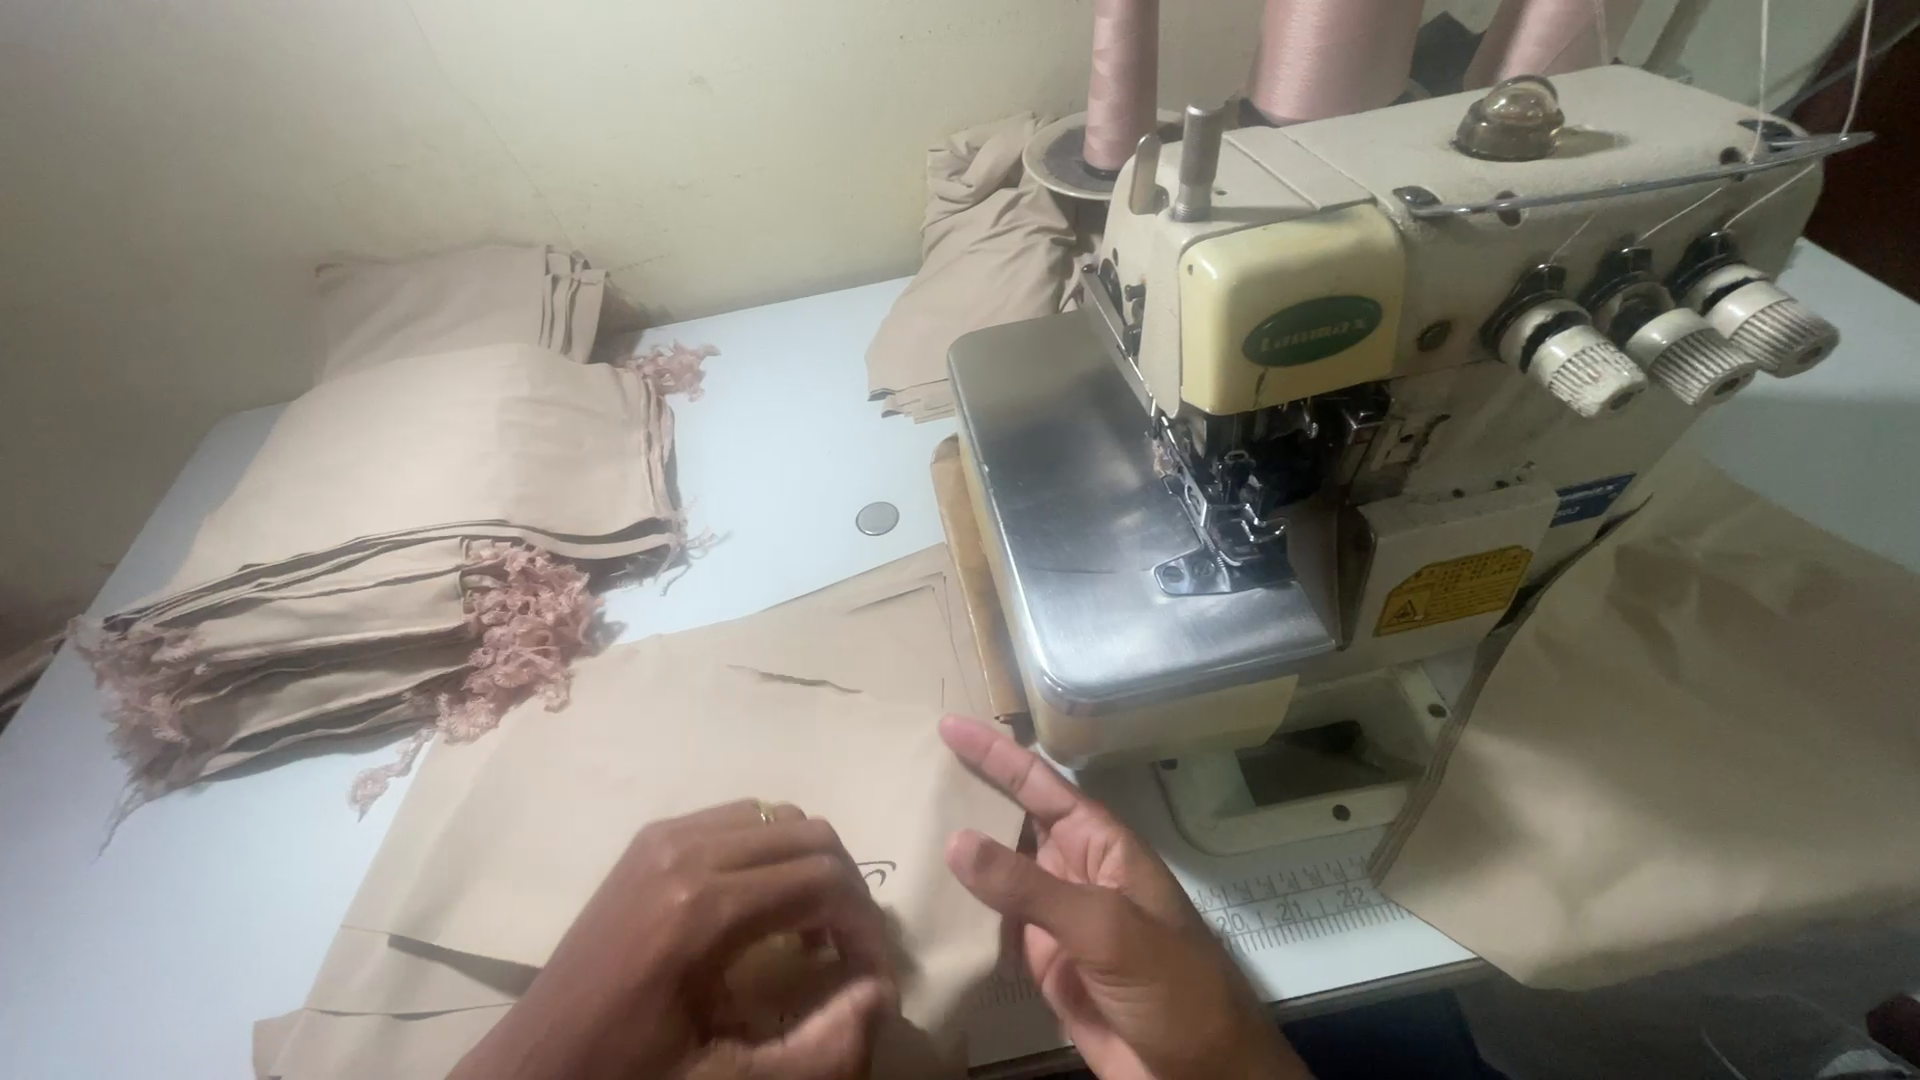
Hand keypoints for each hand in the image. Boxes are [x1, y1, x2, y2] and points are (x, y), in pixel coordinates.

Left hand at [451, 800, 896, 1079]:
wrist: (531, 1069)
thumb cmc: (628, 1078)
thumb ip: (819, 1052)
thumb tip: (881, 995)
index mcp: (701, 913)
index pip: (823, 883)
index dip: (866, 928)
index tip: (877, 977)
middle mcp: (686, 851)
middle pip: (811, 835)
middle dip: (848, 891)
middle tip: (850, 951)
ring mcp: (665, 835)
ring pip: (780, 816)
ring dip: (813, 865)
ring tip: (811, 928)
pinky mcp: (652, 837)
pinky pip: (742, 817)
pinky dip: (774, 850)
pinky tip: (765, 903)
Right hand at [940, 716, 1309, 1079]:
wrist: (1200, 1073)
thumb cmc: (1171, 983)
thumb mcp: (1105, 925)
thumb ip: (1029, 886)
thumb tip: (956, 840)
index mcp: (1098, 841)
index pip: (1037, 783)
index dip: (994, 752)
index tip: (949, 726)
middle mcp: (1072, 867)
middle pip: (1012, 818)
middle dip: (969, 792)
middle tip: (913, 770)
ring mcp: (1055, 915)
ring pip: (996, 871)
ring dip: (957, 852)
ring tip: (904, 824)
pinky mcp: (1042, 959)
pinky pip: (992, 923)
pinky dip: (960, 910)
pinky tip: (925, 898)